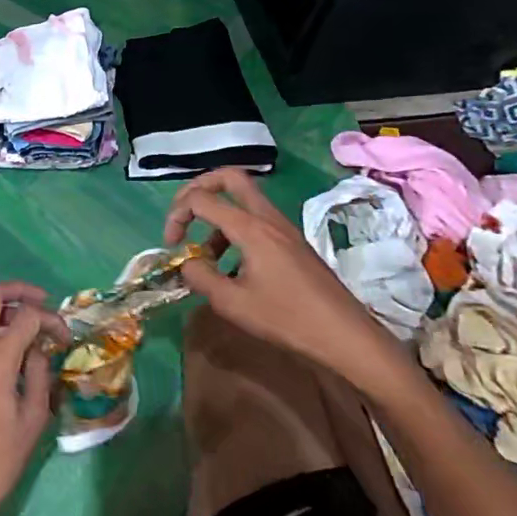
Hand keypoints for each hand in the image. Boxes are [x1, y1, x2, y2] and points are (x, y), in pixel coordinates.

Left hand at [0, 282, 69, 515]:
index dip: (51, 318)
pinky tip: (23, 354)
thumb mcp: (32, 419)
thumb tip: (41, 349)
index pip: (25, 315)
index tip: (67, 339)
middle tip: (46, 303)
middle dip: (20, 291)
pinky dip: (2, 333)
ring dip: (10, 312)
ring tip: (40, 331)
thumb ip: (39, 376)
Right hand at [164, 170, 405, 389]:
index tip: (171, 244)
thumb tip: (188, 262)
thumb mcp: (230, 303)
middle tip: (183, 213)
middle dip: (198, 188)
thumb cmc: (286, 319)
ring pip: (243, 200)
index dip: (176, 214)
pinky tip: (231, 267)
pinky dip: (234, 231)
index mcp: (251, 228)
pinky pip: (256, 221)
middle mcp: (268, 219)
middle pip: (230, 178)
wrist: (345, 337)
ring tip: (206, 254)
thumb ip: (199, 276)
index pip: (201, 199)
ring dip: (216, 215)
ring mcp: (284, 229)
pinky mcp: (293, 243)